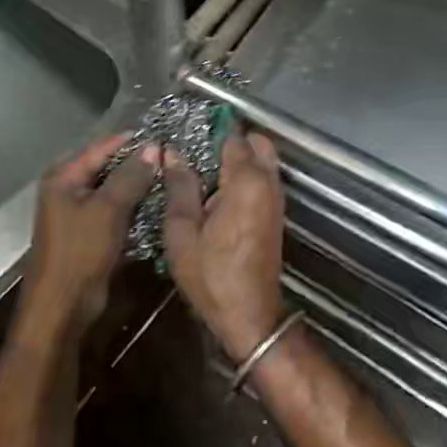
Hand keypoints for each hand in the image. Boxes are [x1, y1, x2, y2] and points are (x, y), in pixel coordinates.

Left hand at [19, 132, 157, 336]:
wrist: (62, 305)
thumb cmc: (79, 252)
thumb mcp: (107, 210)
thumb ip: (129, 177)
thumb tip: (152, 148)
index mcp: (62, 177)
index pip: (99, 148)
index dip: (129, 142)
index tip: (161, 137)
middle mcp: (66, 189)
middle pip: (105, 167)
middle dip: (134, 163)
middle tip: (169, 158)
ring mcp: (77, 212)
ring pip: (111, 190)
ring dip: (135, 186)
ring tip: (168, 177)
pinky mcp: (89, 233)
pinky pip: (113, 211)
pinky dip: (131, 207)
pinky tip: (156, 204)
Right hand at [163, 131, 286, 359]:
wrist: (249, 317)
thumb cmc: (211, 275)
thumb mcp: (182, 230)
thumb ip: (179, 186)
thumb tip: (170, 151)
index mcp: (246, 182)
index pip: (233, 137)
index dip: (209, 129)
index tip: (185, 130)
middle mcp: (267, 184)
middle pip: (256, 143)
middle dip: (230, 139)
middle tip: (196, 150)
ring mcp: (275, 200)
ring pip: (262, 160)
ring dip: (238, 157)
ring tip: (201, 168)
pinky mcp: (274, 215)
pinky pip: (262, 179)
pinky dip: (244, 174)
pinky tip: (214, 190)